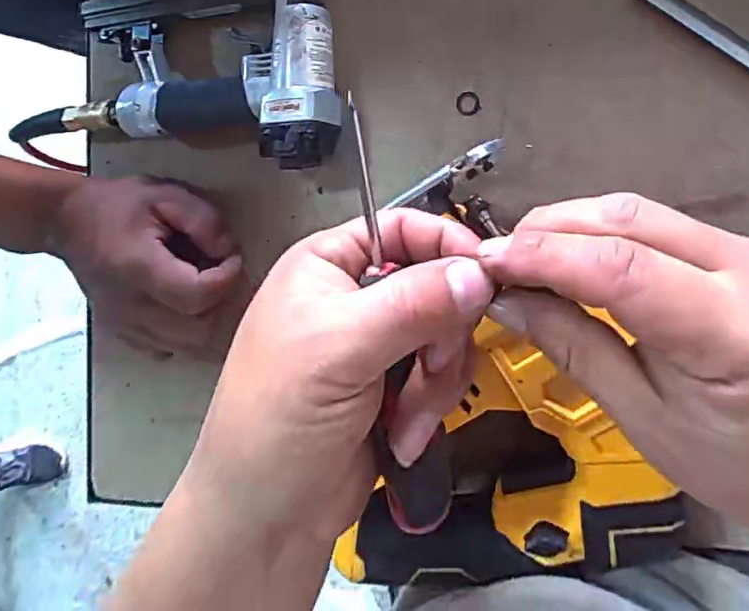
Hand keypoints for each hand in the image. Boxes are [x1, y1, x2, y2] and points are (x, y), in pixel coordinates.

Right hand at [51, 177, 244, 356]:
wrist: (69, 223)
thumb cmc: (120, 204)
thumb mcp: (167, 195)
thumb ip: (204, 221)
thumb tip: (231, 252)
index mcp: (139, 268)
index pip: (197, 295)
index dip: (226, 279)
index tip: (231, 257)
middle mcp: (131, 308)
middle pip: (199, 332)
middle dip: (226, 305)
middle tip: (227, 275)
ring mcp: (126, 328)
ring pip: (189, 348)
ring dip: (213, 322)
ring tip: (213, 289)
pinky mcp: (125, 337)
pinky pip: (173, 349)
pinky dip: (193, 334)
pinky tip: (192, 306)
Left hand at [179, 209, 494, 549]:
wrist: (264, 520)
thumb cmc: (276, 419)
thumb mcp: (343, 348)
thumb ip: (413, 305)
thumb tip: (475, 272)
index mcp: (328, 263)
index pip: (402, 227)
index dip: (446, 245)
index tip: (484, 277)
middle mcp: (354, 294)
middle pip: (434, 283)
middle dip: (440, 334)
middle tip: (426, 367)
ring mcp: (375, 342)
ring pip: (445, 333)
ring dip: (435, 380)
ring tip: (403, 415)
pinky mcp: (393, 385)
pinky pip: (441, 374)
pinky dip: (431, 405)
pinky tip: (400, 435)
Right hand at [475, 193, 748, 564]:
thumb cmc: (746, 471)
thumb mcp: (647, 422)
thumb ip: (575, 347)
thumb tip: (507, 299)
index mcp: (748, 339)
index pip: (625, 269)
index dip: (546, 256)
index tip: (491, 260)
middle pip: (632, 220)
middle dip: (553, 228)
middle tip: (502, 253)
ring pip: (643, 211)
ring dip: (575, 224)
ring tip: (529, 252)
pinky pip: (663, 224)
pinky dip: (607, 233)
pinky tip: (577, 253)